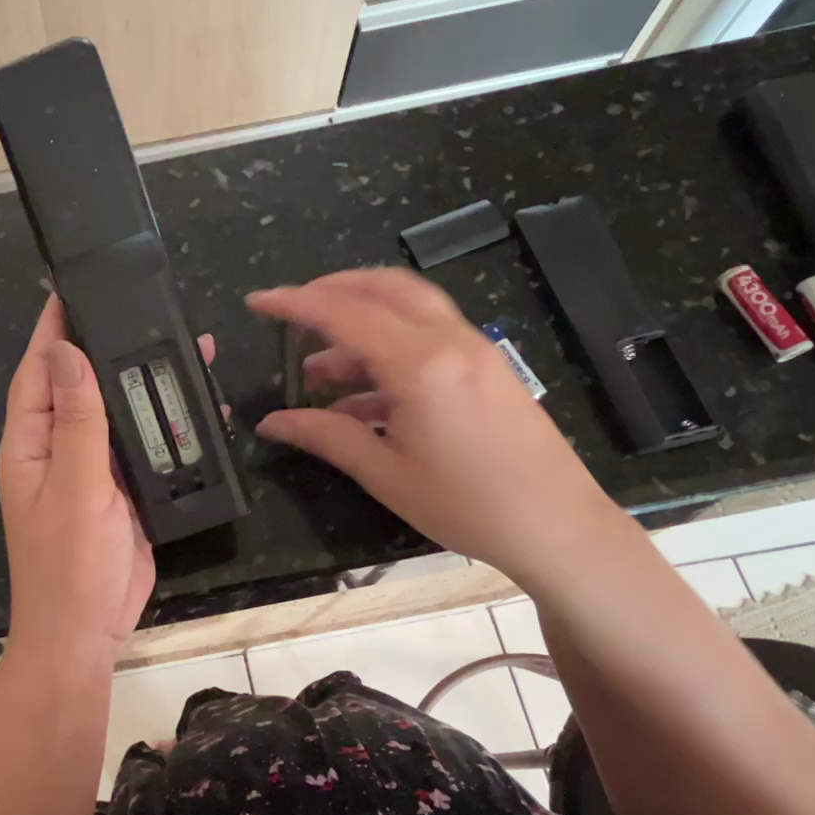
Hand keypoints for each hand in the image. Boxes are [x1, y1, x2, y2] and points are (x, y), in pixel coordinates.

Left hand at [0, 296, 213, 652]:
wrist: (86, 632)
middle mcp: (58, 448)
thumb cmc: (68, 563)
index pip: (39, 370)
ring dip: (148, 385)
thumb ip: (76, 420)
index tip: (73, 284)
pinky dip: (169, 426)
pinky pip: (145, 447)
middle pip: (84, 385)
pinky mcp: (124, 492)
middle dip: (113, 349)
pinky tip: (201, 407)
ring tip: (190, 348)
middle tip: (151, 310)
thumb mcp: (73, 486)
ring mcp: (92, 471)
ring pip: (120, 414)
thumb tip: (65, 350)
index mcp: (31, 442)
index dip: (53, 328)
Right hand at [248, 268, 630, 582]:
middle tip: (290, 313)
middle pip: (383, 289)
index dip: (295, 303)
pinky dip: (388, 347)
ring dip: (359, 323)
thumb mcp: (386, 474)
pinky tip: (360, 393)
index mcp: (421, 365)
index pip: (345, 314)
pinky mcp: (487, 366)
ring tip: (316, 369)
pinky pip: (428, 337)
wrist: (557, 525)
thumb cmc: (466, 506)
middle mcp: (450, 341)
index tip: (257, 302)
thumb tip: (272, 422)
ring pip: (408, 308)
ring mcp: (475, 350)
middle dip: (331, 291)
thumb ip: (326, 436)